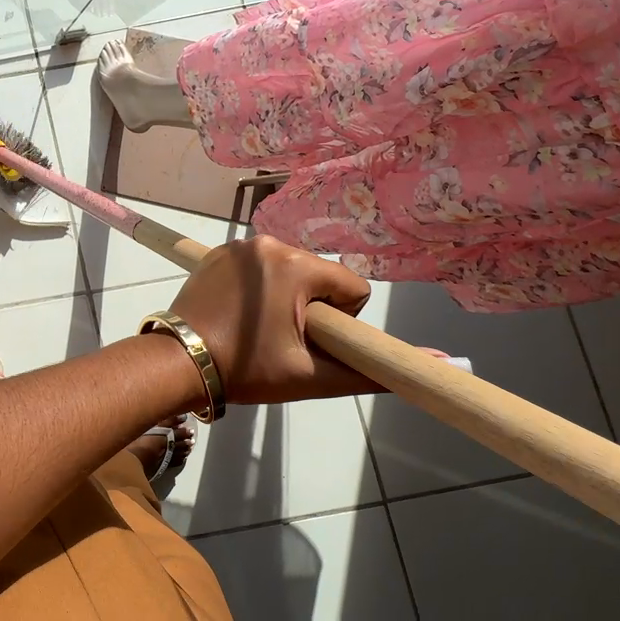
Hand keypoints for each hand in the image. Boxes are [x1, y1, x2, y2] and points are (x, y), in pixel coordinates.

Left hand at [166, 235, 383, 404]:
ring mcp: (237, 246)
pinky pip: (258, 269)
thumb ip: (373, 370)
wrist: (180, 361)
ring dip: (286, 298)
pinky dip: (259, 289)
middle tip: (283, 339)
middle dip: (313, 307)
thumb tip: (439, 363)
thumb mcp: (313, 376)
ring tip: (260, 329)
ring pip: (288, 271)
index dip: (342, 321)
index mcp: (294, 265)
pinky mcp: (216, 254)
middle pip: (318, 276)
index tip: (311, 341)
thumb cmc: (248, 368)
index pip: (351, 286)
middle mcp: (267, 244)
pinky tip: (241, 315)